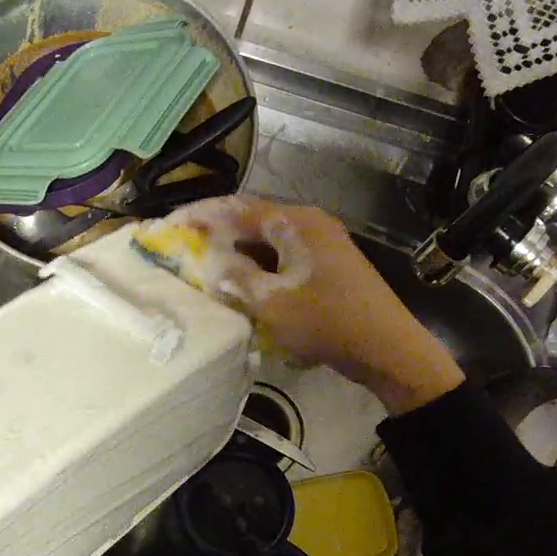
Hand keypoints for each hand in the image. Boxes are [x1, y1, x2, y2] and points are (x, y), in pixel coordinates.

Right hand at [167, 197, 465, 413]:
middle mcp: (310, 223)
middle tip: (184, 247)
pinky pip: (283, 258)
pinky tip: (242, 285)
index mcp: (296, 222)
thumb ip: (237, 277)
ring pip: (268, 241)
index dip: (201, 215)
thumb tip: (210, 261)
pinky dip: (259, 267)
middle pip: (254, 221)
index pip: (238, 207)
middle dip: (218, 234)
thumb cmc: (326, 321)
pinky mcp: (328, 266)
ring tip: (206, 268)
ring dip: (238, 253)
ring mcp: (323, 244)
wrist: (385, 347)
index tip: (170, 225)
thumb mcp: (271, 303)